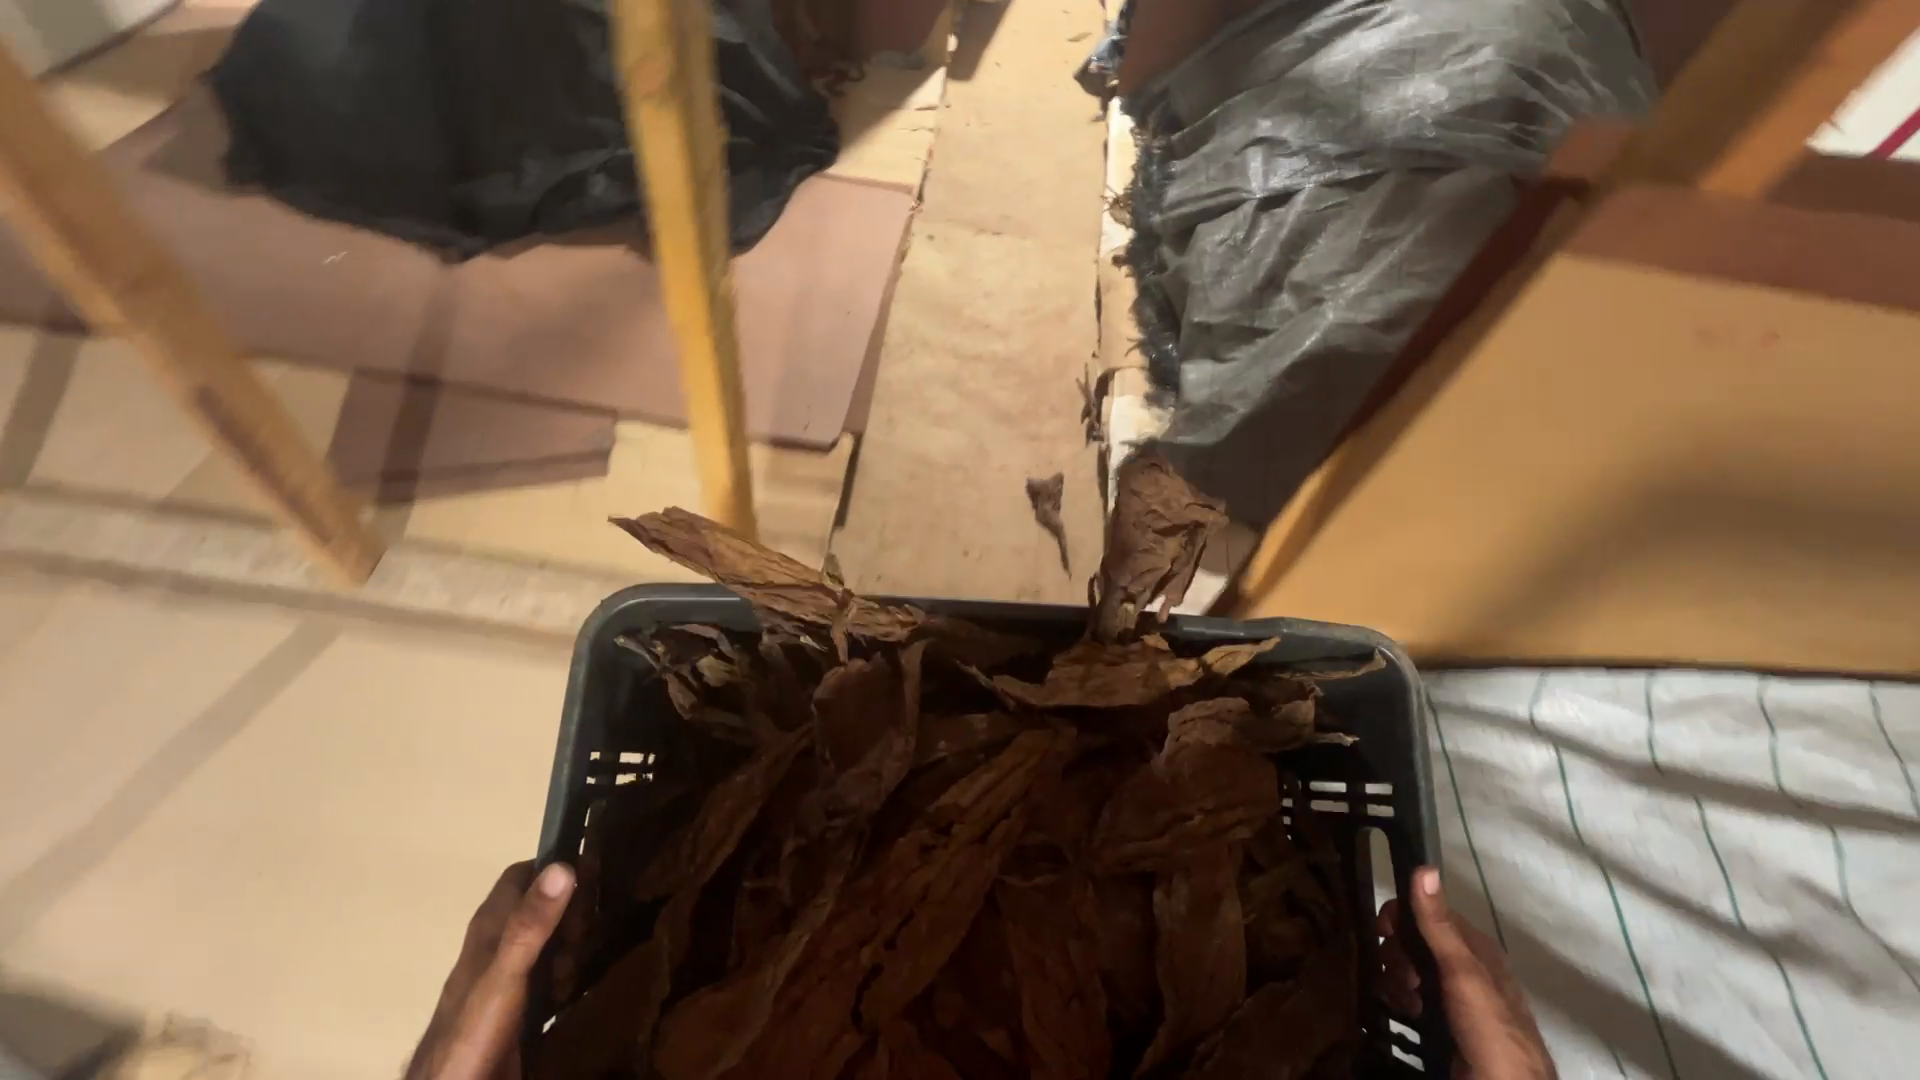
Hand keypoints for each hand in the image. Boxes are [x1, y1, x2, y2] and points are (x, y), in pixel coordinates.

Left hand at [405, 861, 576, 1079]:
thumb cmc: (475, 1026)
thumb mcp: (507, 970)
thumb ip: (532, 922)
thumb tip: (564, 865)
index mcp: (491, 924)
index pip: (525, 872)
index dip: (556, 869)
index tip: (590, 881)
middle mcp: (498, 941)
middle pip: (544, 904)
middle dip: (572, 914)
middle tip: (584, 936)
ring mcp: (508, 972)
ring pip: (551, 937)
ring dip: (573, 945)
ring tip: (577, 968)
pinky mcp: (518, 1000)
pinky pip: (552, 969)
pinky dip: (568, 972)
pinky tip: (574, 987)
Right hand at [1376, 867, 1554, 1079]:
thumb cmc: (1488, 1027)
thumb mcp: (1462, 972)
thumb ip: (1438, 924)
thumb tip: (1423, 867)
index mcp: (1474, 948)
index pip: (1425, 912)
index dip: (1400, 918)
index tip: (1384, 933)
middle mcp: (1463, 967)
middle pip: (1412, 941)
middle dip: (1397, 956)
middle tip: (1406, 979)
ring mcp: (1452, 995)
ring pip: (1406, 969)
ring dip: (1396, 981)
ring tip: (1407, 1003)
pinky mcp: (1441, 1020)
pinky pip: (1408, 996)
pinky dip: (1400, 1000)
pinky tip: (1407, 1013)